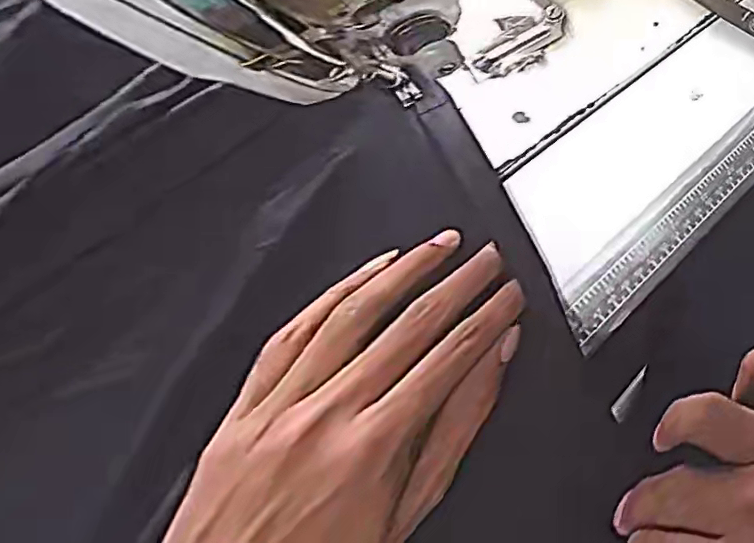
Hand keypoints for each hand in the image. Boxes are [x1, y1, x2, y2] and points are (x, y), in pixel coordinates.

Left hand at [164, 230, 525, 542]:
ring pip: (354, 312)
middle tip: (490, 257)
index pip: (453, 353)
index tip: (512, 293)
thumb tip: (496, 359)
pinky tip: (371, 270)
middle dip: (463, 280)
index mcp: (372, 447)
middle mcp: (325, 419)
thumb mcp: (409, 509)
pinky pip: (292, 333)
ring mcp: (278, 411)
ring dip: (408, 269)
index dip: (492, 314)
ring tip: (441, 244)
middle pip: (413, 323)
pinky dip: (337, 291)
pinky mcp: (241, 412)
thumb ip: (458, 425)